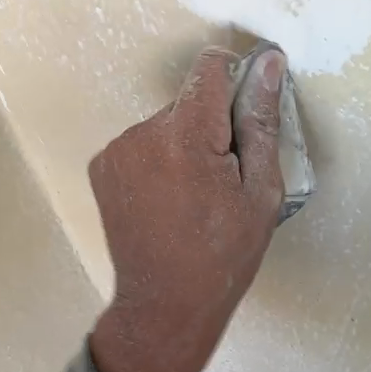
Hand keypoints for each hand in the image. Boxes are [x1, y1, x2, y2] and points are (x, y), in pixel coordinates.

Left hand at [88, 46, 286, 371]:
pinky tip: (170, 198)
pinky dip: (161, 159)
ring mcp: (116, 150)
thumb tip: (268, 64)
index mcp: (185, 136)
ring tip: (196, 194)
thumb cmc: (224, 255)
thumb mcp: (262, 191)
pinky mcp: (102, 166)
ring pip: (168, 123)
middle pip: (190, 100)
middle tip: (226, 176)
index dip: (236, 77)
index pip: (210, 68)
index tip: (248, 107)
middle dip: (213, 125)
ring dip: (186, 143)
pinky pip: (144, 143)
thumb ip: (261, 121)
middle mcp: (142, 133)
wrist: (165, 306)